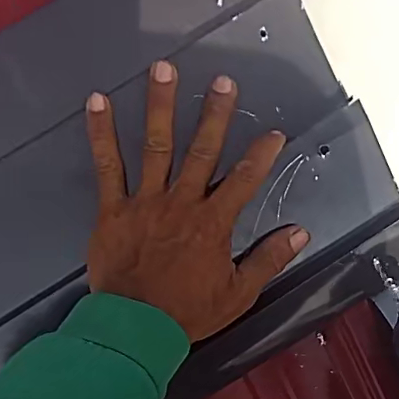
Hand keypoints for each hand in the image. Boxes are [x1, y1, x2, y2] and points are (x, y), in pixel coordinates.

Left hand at [84, 60, 310, 340]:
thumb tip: (299, 233)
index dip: (261, 156)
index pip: (243, 180)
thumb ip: (268, 260)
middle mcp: (182, 203)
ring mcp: (146, 202)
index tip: (273, 135)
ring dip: (161, 106)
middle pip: (202, 151)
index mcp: (213, 223)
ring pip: (157, 146)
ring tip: (164, 70)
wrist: (136, 328)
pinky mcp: (114, 210)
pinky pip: (108, 167)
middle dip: (215, 115)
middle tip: (223, 82)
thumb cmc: (186, 314)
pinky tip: (98, 102)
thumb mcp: (238, 294)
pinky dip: (102, 134)